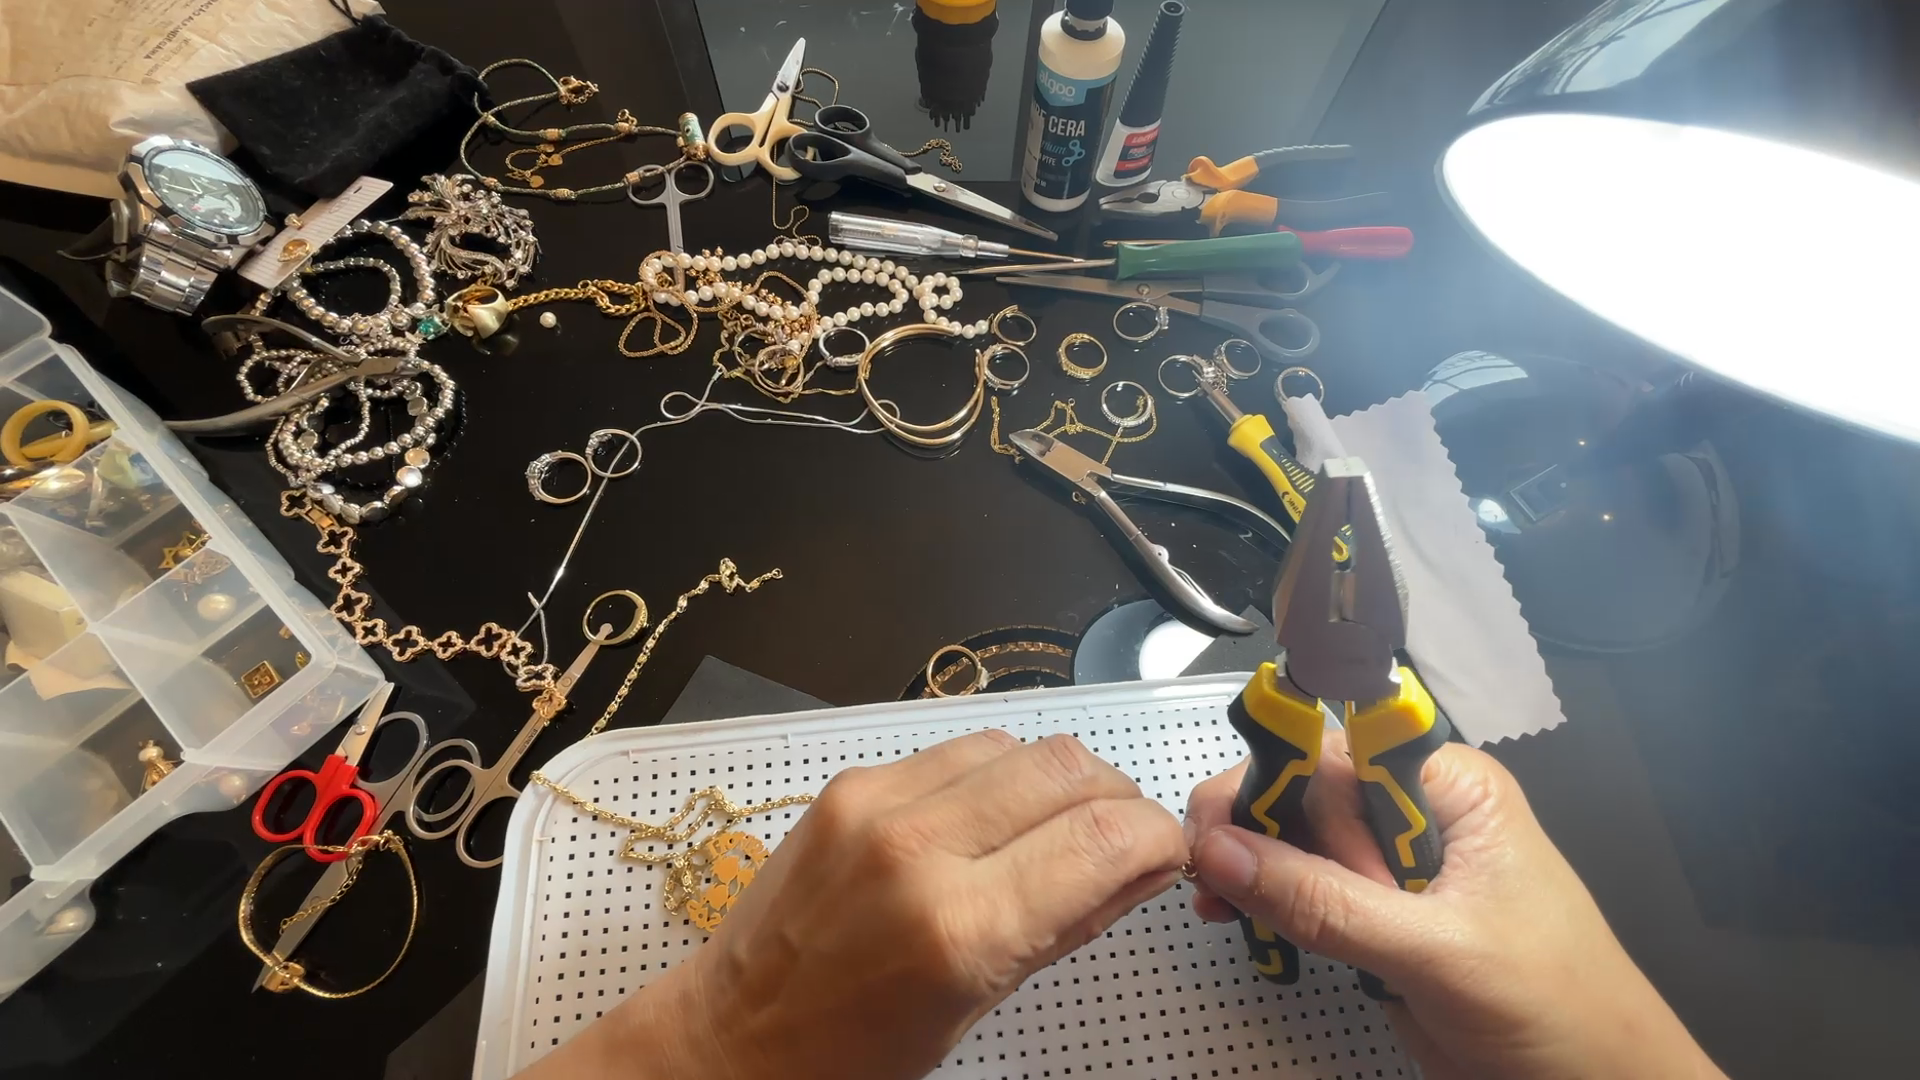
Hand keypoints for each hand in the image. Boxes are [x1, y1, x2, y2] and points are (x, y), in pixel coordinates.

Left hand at [522, 731, 1186, 1079]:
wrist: (736, 1029)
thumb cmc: (862, 1049)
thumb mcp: (980, 1004)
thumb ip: (1072, 922)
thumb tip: (1145, 863)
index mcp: (960, 928)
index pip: (1103, 838)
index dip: (1157, 834)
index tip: (1168, 848)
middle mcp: (921, 843)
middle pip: (1067, 766)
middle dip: (1117, 794)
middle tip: (1122, 831)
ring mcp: (879, 798)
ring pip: (1019, 743)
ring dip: (1059, 777)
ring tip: (1058, 820)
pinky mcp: (854, 778)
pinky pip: (959, 746)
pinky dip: (1000, 770)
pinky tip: (996, 807)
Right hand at [1184, 732, 1725, 1079]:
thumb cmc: (1557, 1016)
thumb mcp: (1436, 954)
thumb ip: (1323, 902)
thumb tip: (1217, 850)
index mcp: (1443, 786)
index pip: (1336, 750)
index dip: (1273, 773)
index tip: (1218, 822)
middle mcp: (1409, 807)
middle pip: (1302, 790)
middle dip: (1254, 828)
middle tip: (1207, 870)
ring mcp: (1387, 859)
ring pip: (1291, 836)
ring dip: (1247, 864)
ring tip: (1214, 901)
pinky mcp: (1370, 906)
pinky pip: (1298, 884)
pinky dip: (1261, 896)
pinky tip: (1232, 914)